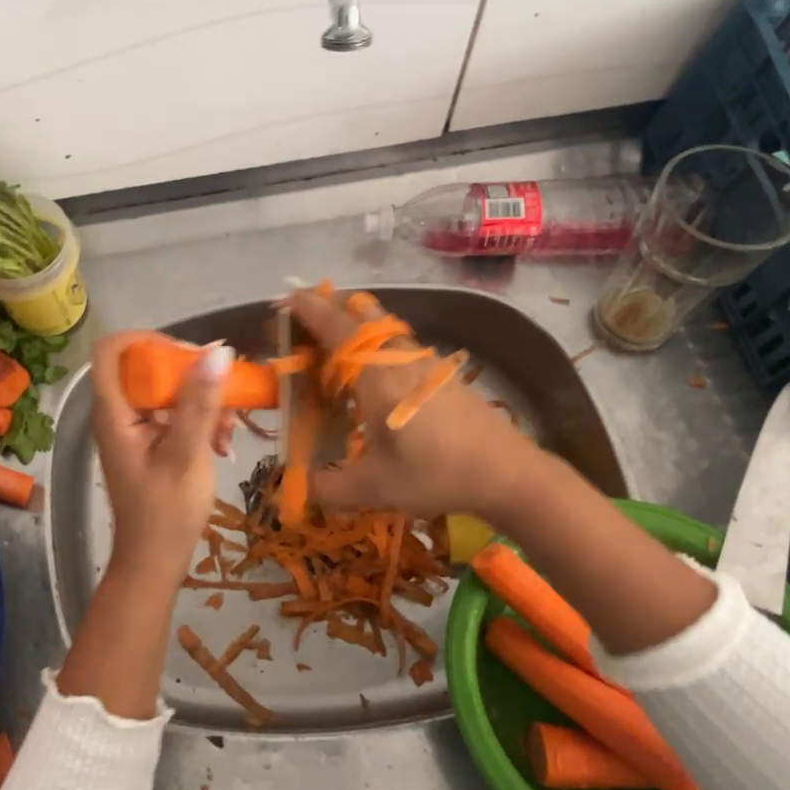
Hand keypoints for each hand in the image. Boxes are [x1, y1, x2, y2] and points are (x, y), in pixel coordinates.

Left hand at [90, 332, 234, 584]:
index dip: (145, 338)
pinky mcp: (148, 442)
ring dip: (201, 401)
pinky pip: (172, 413)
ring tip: (227, 429)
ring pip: (165, 390)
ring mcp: (132, 428)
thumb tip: (219, 352)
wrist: (154, 563)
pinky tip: (222, 444)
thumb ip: (200, 403)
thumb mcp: (187, 455)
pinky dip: (198, 420)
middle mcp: (117, 414)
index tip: (185, 351)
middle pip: (146, 366)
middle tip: (221, 390)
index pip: (111, 350)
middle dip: (188, 375)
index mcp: (113, 413)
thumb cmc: (165, 514)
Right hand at [288, 289, 545, 521]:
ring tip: (326, 341)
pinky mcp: (439, 372)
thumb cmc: (436, 474)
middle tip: (299, 316)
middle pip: (360, 312)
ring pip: (380, 325)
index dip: (308, 310)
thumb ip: (326, 487)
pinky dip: (370, 341)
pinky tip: (367, 371)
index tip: (283, 300)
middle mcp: (399, 358)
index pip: (336, 327)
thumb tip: (293, 489)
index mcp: (377, 376)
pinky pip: (395, 342)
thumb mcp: (374, 489)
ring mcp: (423, 361)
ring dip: (350, 322)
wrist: (506, 472)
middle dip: (327, 305)